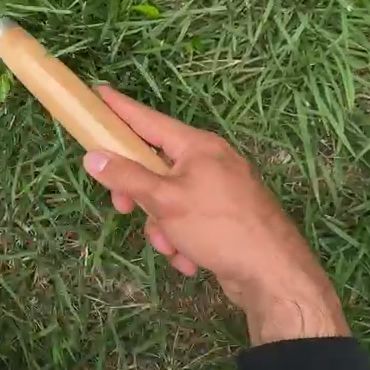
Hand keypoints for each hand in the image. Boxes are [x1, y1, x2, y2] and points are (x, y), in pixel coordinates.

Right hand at [81, 86, 347, 344]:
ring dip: (160, 223)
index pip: (147, 119)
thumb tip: (92, 157)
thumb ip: (125, 177)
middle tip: (122, 207)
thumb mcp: (164, 201)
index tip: (96, 92)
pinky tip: (188, 257)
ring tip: (168, 245)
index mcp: (197, 146)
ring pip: (168, 196)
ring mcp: (221, 188)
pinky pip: (188, 216)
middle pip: (154, 163)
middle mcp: (211, 160)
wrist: (277, 277)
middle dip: (136, 191)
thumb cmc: (219, 228)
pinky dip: (181, 235)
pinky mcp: (228, 214)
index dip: (119, 107)